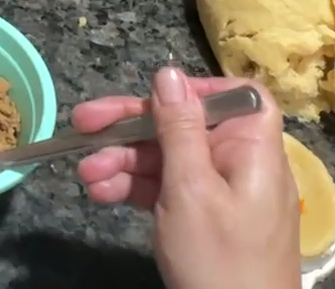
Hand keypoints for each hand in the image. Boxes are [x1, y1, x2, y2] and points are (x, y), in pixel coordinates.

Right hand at [74, 69, 299, 288]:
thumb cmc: (219, 262)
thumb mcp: (190, 189)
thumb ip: (177, 127)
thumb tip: (168, 72)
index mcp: (252, 150)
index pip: (235, 96)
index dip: (196, 89)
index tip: (155, 96)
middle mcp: (239, 164)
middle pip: (184, 125)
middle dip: (131, 127)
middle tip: (82, 123)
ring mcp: (221, 195)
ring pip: (167, 157)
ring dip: (123, 161)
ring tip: (85, 174)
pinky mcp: (204, 221)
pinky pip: (167, 188)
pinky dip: (135, 188)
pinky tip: (101, 193)